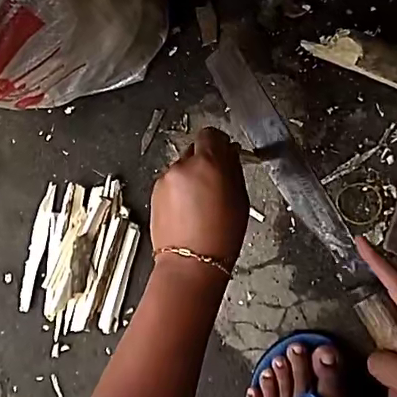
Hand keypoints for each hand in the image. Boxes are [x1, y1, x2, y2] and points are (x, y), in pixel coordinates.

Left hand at [150, 127, 248, 271]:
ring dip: (190, 178)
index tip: (223, 151)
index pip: (211, 134)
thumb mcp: (240, 198)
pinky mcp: (155, 191)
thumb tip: (230, 154)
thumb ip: (233, 169)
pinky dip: (178, 191)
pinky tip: (188, 210)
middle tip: (215, 183)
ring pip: (182, 167)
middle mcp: (184, 165)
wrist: (191, 262)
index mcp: (209, 162)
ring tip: (201, 203)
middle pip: (195, 150)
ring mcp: (167, 178)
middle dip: (205, 162)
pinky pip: (171, 183)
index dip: (218, 143)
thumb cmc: (220, 236)